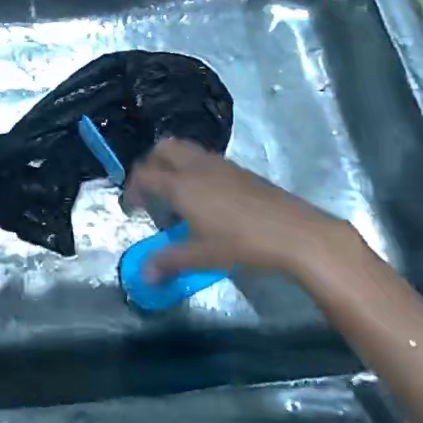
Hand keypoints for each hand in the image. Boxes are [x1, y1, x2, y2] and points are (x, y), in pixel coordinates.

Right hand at [124, 139, 360, 283]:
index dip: (132, 189)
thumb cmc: (241, 242)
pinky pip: (204, 158)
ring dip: (172, 164)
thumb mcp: (201, 256)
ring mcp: (219, 164)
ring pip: (185, 150)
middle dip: (150, 165)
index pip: (145, 175)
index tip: (131, 208)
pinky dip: (193, 169)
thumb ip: (169, 261)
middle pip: (163, 150)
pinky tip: (204, 198)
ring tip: (176, 195)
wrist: (291, 230)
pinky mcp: (237, 169)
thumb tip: (144, 273)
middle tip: (150, 192)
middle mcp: (196, 166)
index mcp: (181, 185)